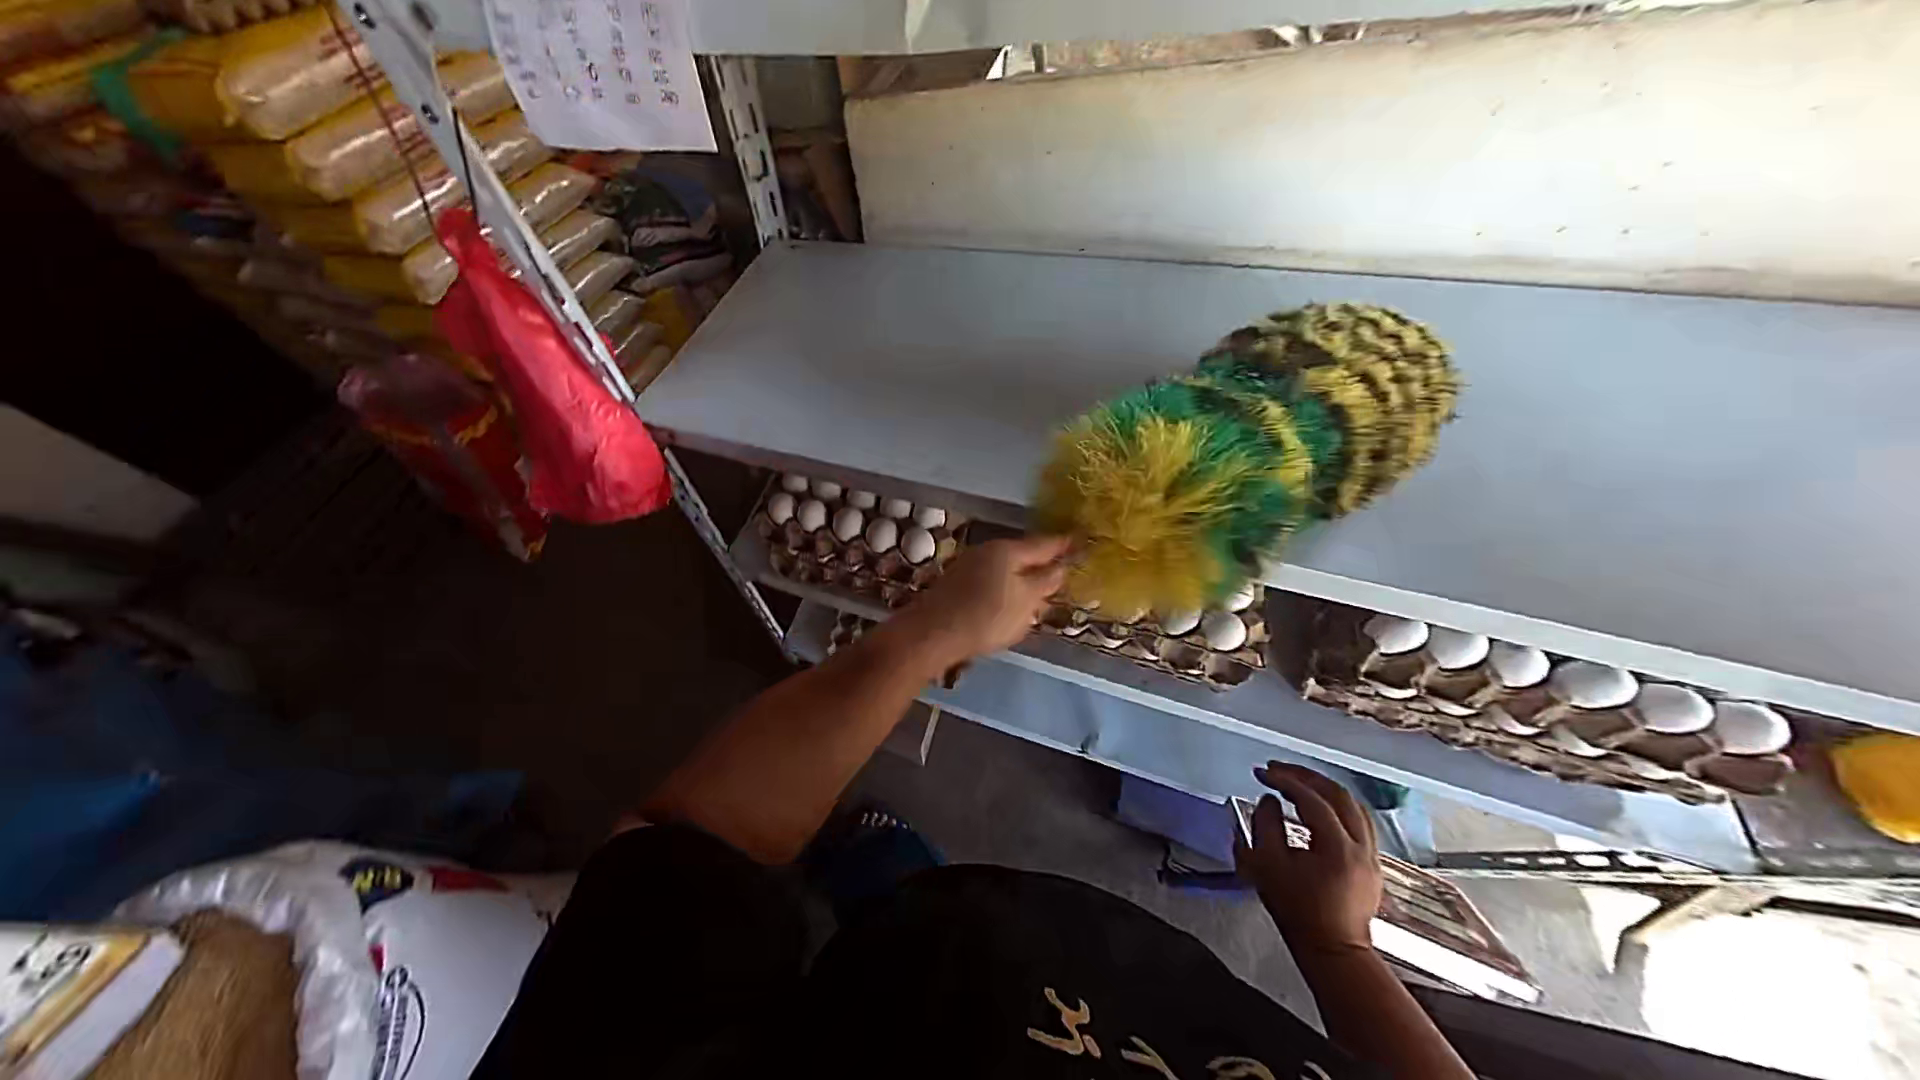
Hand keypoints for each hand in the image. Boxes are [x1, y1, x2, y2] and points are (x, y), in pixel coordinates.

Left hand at [880, 535, 1071, 672]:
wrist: (932, 633)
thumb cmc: (986, 616)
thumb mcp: (1026, 601)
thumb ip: (1046, 582)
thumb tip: (1061, 568)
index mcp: (1008, 550)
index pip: (1044, 544)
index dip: (1065, 545)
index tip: (1082, 543)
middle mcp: (987, 551)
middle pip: (1023, 556)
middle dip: (1043, 565)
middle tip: (1064, 573)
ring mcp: (969, 566)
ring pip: (1006, 570)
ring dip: (1023, 581)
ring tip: (1039, 596)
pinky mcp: (957, 585)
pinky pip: (991, 583)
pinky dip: (1005, 591)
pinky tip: (1008, 607)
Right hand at [1235, 761, 1382, 955]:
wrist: (1331, 950)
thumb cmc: (1298, 911)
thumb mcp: (1267, 864)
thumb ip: (1265, 824)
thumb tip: (1269, 801)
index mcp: (1338, 847)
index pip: (1310, 799)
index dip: (1283, 780)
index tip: (1262, 773)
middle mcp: (1361, 847)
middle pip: (1338, 795)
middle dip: (1305, 776)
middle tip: (1279, 768)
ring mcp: (1371, 856)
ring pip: (1353, 806)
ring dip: (1323, 788)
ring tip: (1298, 781)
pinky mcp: (1372, 865)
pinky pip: (1358, 821)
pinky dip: (1336, 805)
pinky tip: (1319, 807)